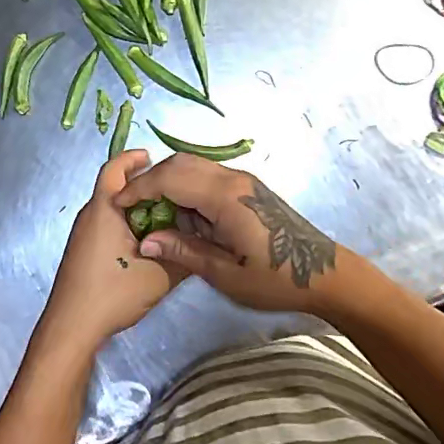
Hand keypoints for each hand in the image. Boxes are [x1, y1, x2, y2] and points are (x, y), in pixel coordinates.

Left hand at [37, 150, 183, 354]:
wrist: (72, 328)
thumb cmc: (112, 294)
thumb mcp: (160, 275)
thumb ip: (184, 254)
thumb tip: (204, 238)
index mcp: (105, 211)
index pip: (115, 169)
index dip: (133, 159)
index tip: (155, 158)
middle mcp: (91, 216)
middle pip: (116, 187)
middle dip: (143, 184)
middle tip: (174, 190)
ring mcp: (85, 234)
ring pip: (114, 208)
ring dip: (137, 207)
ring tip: (169, 214)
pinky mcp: (85, 251)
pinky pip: (109, 224)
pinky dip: (129, 223)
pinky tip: (151, 240)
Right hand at [114, 155, 344, 313]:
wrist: (325, 273)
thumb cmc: (276, 280)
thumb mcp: (226, 273)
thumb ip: (184, 252)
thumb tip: (146, 240)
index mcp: (226, 198)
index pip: (171, 178)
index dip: (140, 188)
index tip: (118, 204)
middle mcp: (233, 180)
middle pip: (181, 164)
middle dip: (151, 180)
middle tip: (132, 207)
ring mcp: (243, 182)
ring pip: (195, 166)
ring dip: (170, 182)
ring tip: (153, 213)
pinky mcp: (249, 189)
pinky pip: (209, 177)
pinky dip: (187, 188)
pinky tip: (182, 216)